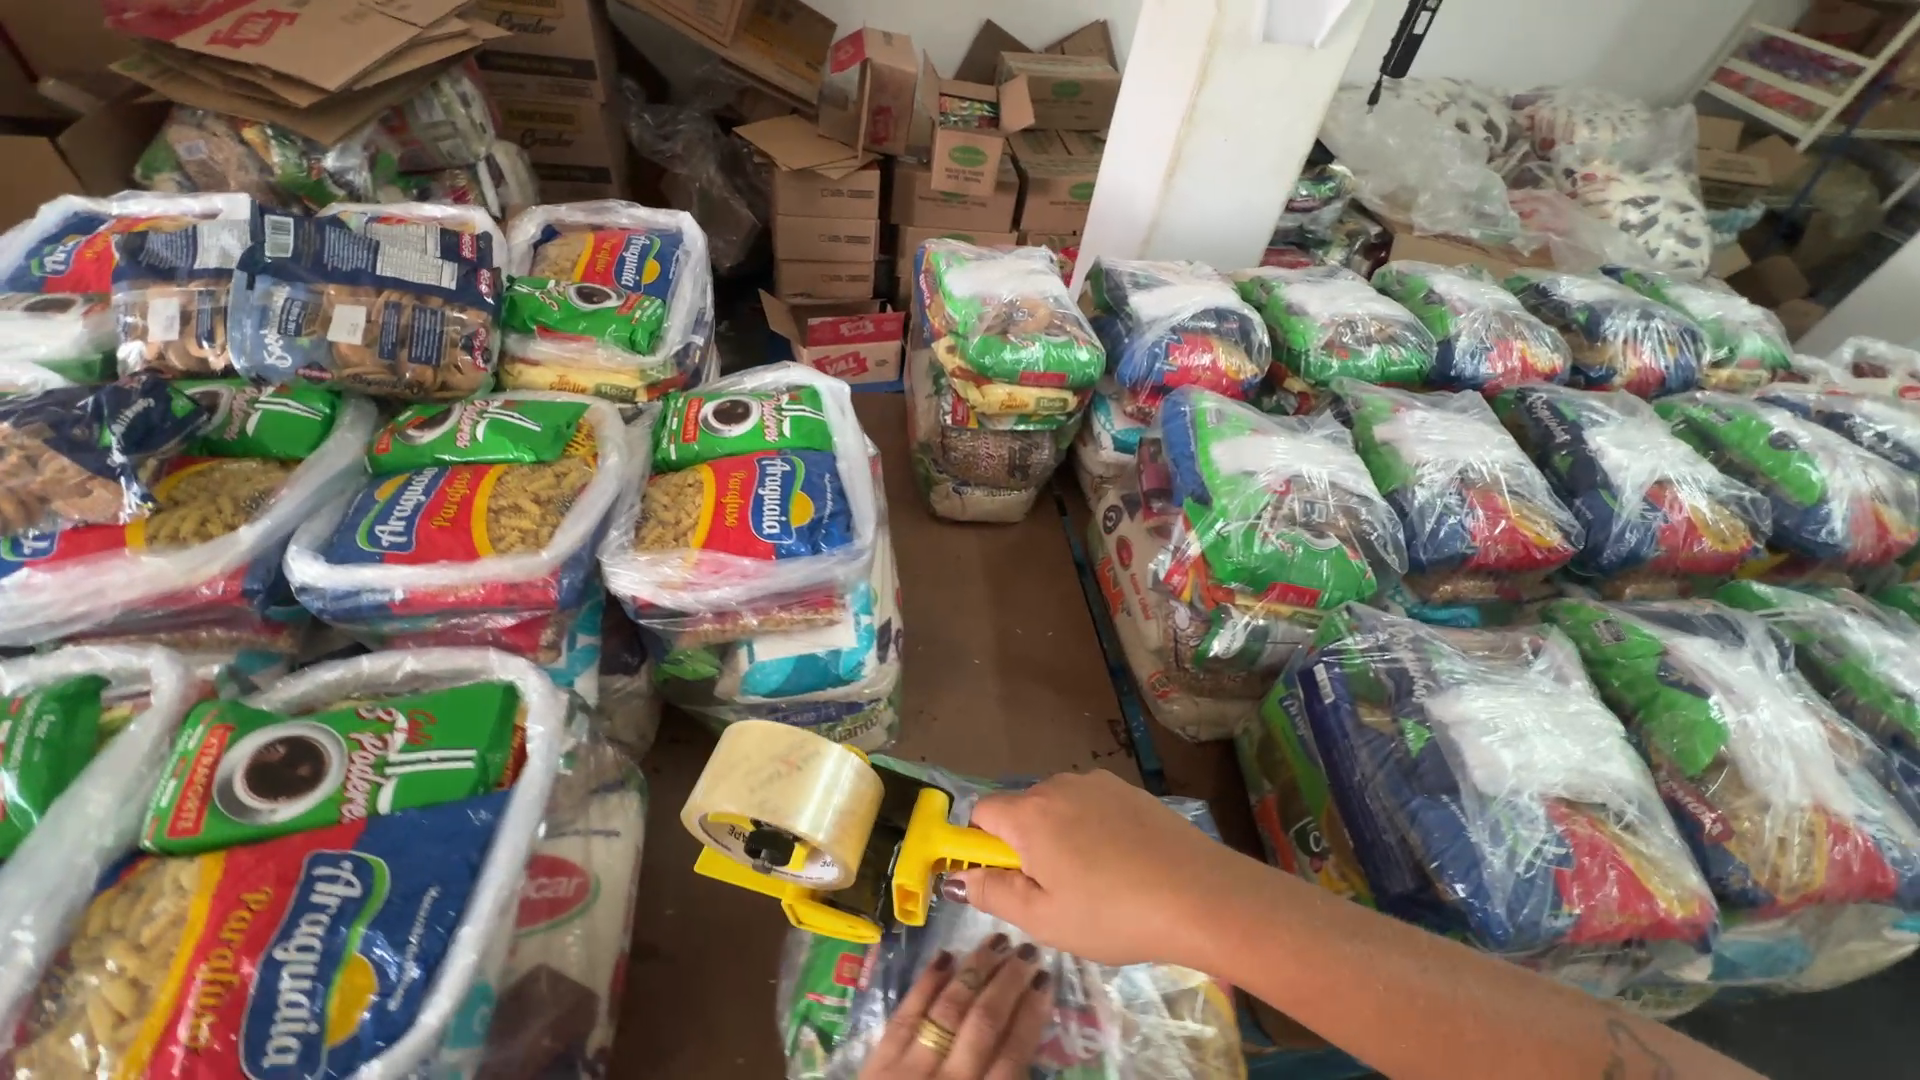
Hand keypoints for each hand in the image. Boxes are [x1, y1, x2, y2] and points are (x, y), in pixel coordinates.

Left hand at [858, 933, 1052, 1079]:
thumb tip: (1027, 1059)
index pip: (1013, 1055)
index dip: (1032, 1014)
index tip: (1047, 980)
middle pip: (984, 1023)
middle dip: (1009, 982)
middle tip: (1028, 950)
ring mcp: (908, 1071)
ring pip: (948, 1008)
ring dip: (975, 971)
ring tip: (996, 942)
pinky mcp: (877, 1065)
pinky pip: (906, 1014)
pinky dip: (926, 983)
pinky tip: (945, 956)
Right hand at [944, 770, 1252, 967]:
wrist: (1200, 894)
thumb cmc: (1114, 914)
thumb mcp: (1044, 919)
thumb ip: (993, 893)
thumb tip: (957, 876)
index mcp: (1030, 814)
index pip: (981, 813)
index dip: (982, 847)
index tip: (1007, 881)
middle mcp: (1058, 785)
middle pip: (1021, 809)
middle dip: (1024, 845)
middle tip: (1054, 892)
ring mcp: (1098, 783)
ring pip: (1058, 807)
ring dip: (1060, 836)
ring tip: (1095, 882)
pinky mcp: (1130, 789)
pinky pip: (1092, 805)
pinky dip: (1093, 829)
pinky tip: (1122, 864)